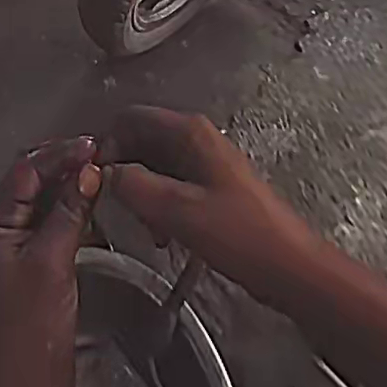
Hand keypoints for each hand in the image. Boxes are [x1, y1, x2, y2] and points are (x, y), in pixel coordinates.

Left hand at [0, 137, 101, 386]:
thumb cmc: (25, 336)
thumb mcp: (51, 262)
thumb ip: (69, 212)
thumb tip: (87, 172)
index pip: (28, 169)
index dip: (60, 154)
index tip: (92, 146)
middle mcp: (5, 224)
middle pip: (37, 177)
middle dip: (67, 162)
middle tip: (99, 153)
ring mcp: (23, 239)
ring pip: (50, 194)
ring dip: (75, 181)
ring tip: (101, 171)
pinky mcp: (41, 255)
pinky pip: (59, 215)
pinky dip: (78, 203)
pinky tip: (95, 201)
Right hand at [103, 106, 327, 308]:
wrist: (291, 269)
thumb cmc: (238, 234)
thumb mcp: (178, 211)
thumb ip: (133, 186)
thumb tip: (103, 172)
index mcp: (189, 132)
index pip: (131, 118)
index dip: (108, 142)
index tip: (95, 176)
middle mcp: (195, 138)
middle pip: (141, 141)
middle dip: (125, 172)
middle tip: (120, 208)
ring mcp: (204, 162)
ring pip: (154, 166)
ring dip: (142, 195)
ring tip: (149, 230)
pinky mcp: (210, 186)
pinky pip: (171, 185)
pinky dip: (160, 206)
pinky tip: (164, 236)